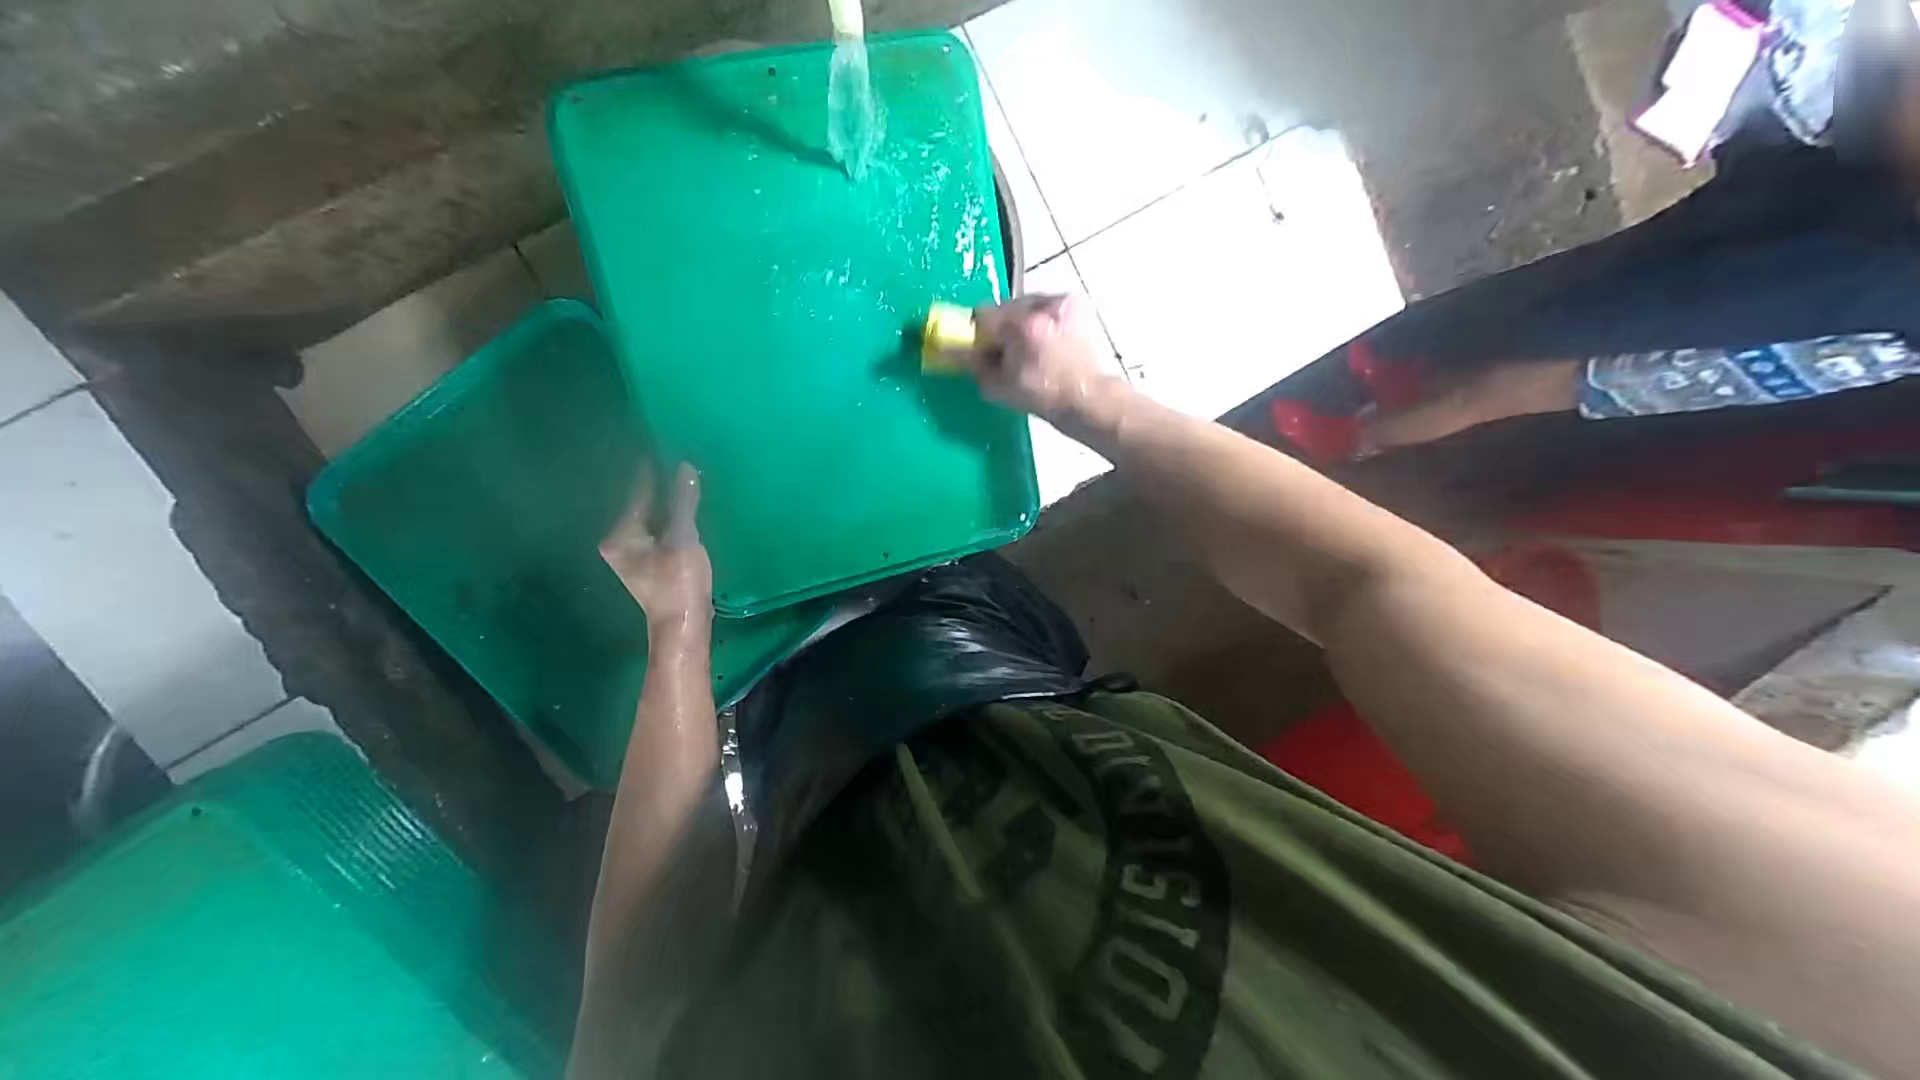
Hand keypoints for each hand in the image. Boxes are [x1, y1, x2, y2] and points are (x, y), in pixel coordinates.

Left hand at [599, 463, 712, 634]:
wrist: (684, 627)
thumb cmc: (678, 582)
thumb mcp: (683, 538)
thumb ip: (682, 501)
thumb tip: (684, 466)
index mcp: (619, 535)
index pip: (637, 492)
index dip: (651, 469)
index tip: (662, 444)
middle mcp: (619, 542)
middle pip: (641, 505)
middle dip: (659, 485)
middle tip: (676, 457)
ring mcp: (635, 555)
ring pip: (652, 518)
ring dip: (666, 502)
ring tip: (684, 479)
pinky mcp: (651, 563)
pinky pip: (659, 530)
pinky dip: (671, 518)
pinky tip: (685, 508)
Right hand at [970, 294, 1120, 417]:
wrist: (1086, 398)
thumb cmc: (1042, 397)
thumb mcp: (997, 386)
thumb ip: (971, 363)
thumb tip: (950, 349)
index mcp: (1023, 326)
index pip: (983, 313)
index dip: (976, 331)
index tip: (978, 346)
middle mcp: (1044, 306)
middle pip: (1005, 306)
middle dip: (1001, 325)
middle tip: (1003, 349)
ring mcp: (1062, 302)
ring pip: (1025, 304)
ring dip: (1020, 321)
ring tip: (1027, 346)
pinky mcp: (1074, 304)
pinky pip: (1044, 306)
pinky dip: (1039, 319)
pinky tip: (1043, 340)